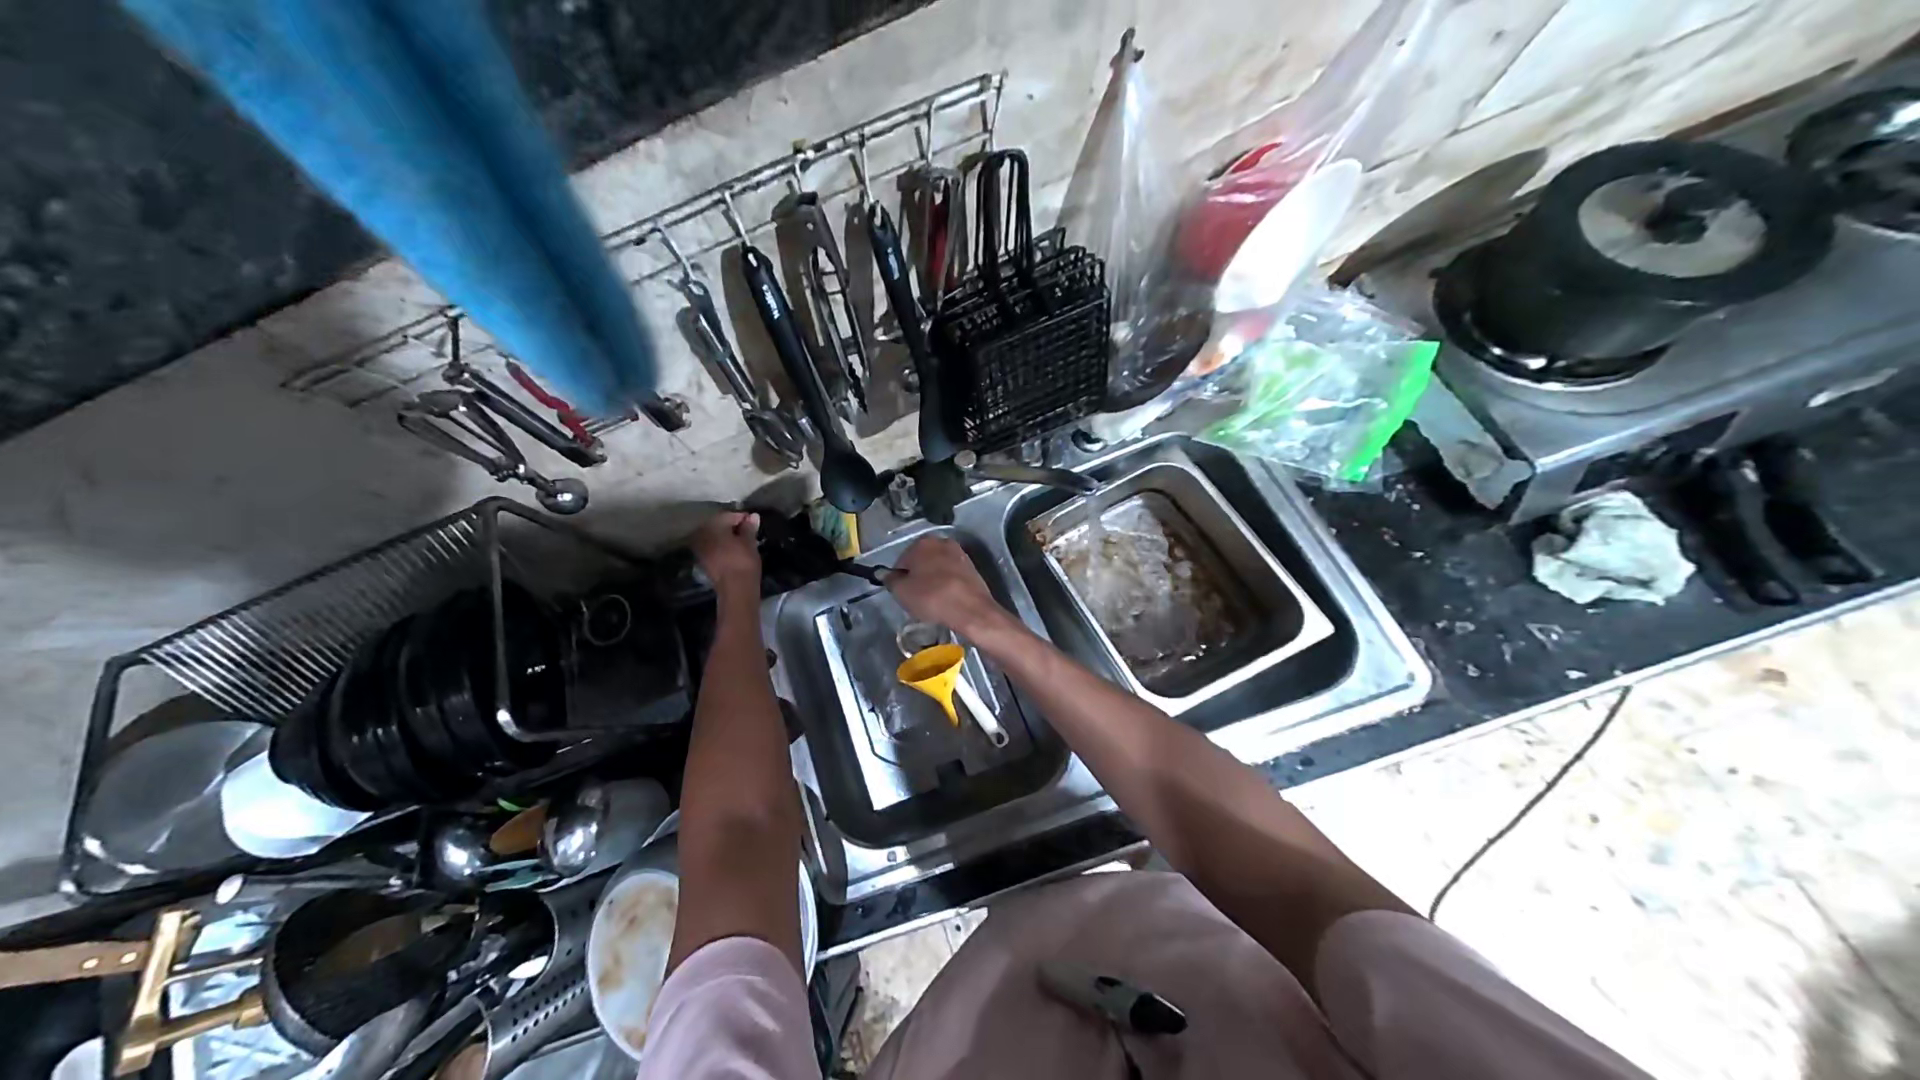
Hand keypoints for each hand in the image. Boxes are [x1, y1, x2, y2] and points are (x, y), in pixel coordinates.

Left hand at [692, 511, 761, 602]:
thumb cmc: (744, 561)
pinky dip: (722, 545)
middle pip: (718, 525)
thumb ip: (749, 527)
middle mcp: (702, 534)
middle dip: (732, 526)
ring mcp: (700, 547)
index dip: (742, 517)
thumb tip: (753, 516)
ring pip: (714, 536)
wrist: (735, 588)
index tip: (754, 522)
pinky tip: (733, 549)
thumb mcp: (749, 542)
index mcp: (713, 526)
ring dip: (726, 536)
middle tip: (748, 530)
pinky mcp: (703, 560)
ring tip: (741, 540)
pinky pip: (712, 546)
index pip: (728, 515)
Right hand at [888, 536, 1009, 638]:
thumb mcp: (902, 592)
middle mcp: (942, 542)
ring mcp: (960, 553)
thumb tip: (886, 574)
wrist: (971, 610)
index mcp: (922, 542)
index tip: (903, 593)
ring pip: (938, 567)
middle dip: (918, 576)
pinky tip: (947, 599)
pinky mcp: (972, 568)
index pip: (902, 560)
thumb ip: (890, 580)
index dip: (900, 579)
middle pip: (922, 561)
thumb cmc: (932, 598)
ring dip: (933, 580)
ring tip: (933, 601)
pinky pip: (952, 575)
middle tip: (916, 598)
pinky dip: (947, 584)